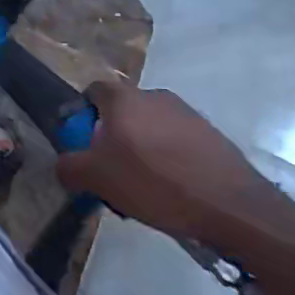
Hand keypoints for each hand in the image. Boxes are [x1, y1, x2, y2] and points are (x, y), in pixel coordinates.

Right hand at [57, 81, 287, 247]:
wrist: (228, 203)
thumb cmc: (154, 182)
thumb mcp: (97, 178)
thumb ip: (70, 167)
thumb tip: (66, 165)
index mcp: (125, 98)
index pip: (93, 91)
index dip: (82, 116)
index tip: (84, 147)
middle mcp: (155, 96)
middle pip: (122, 112)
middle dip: (112, 140)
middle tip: (111, 175)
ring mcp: (186, 113)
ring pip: (149, 128)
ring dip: (140, 151)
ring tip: (143, 190)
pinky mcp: (209, 134)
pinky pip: (175, 142)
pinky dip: (167, 160)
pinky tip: (171, 192)